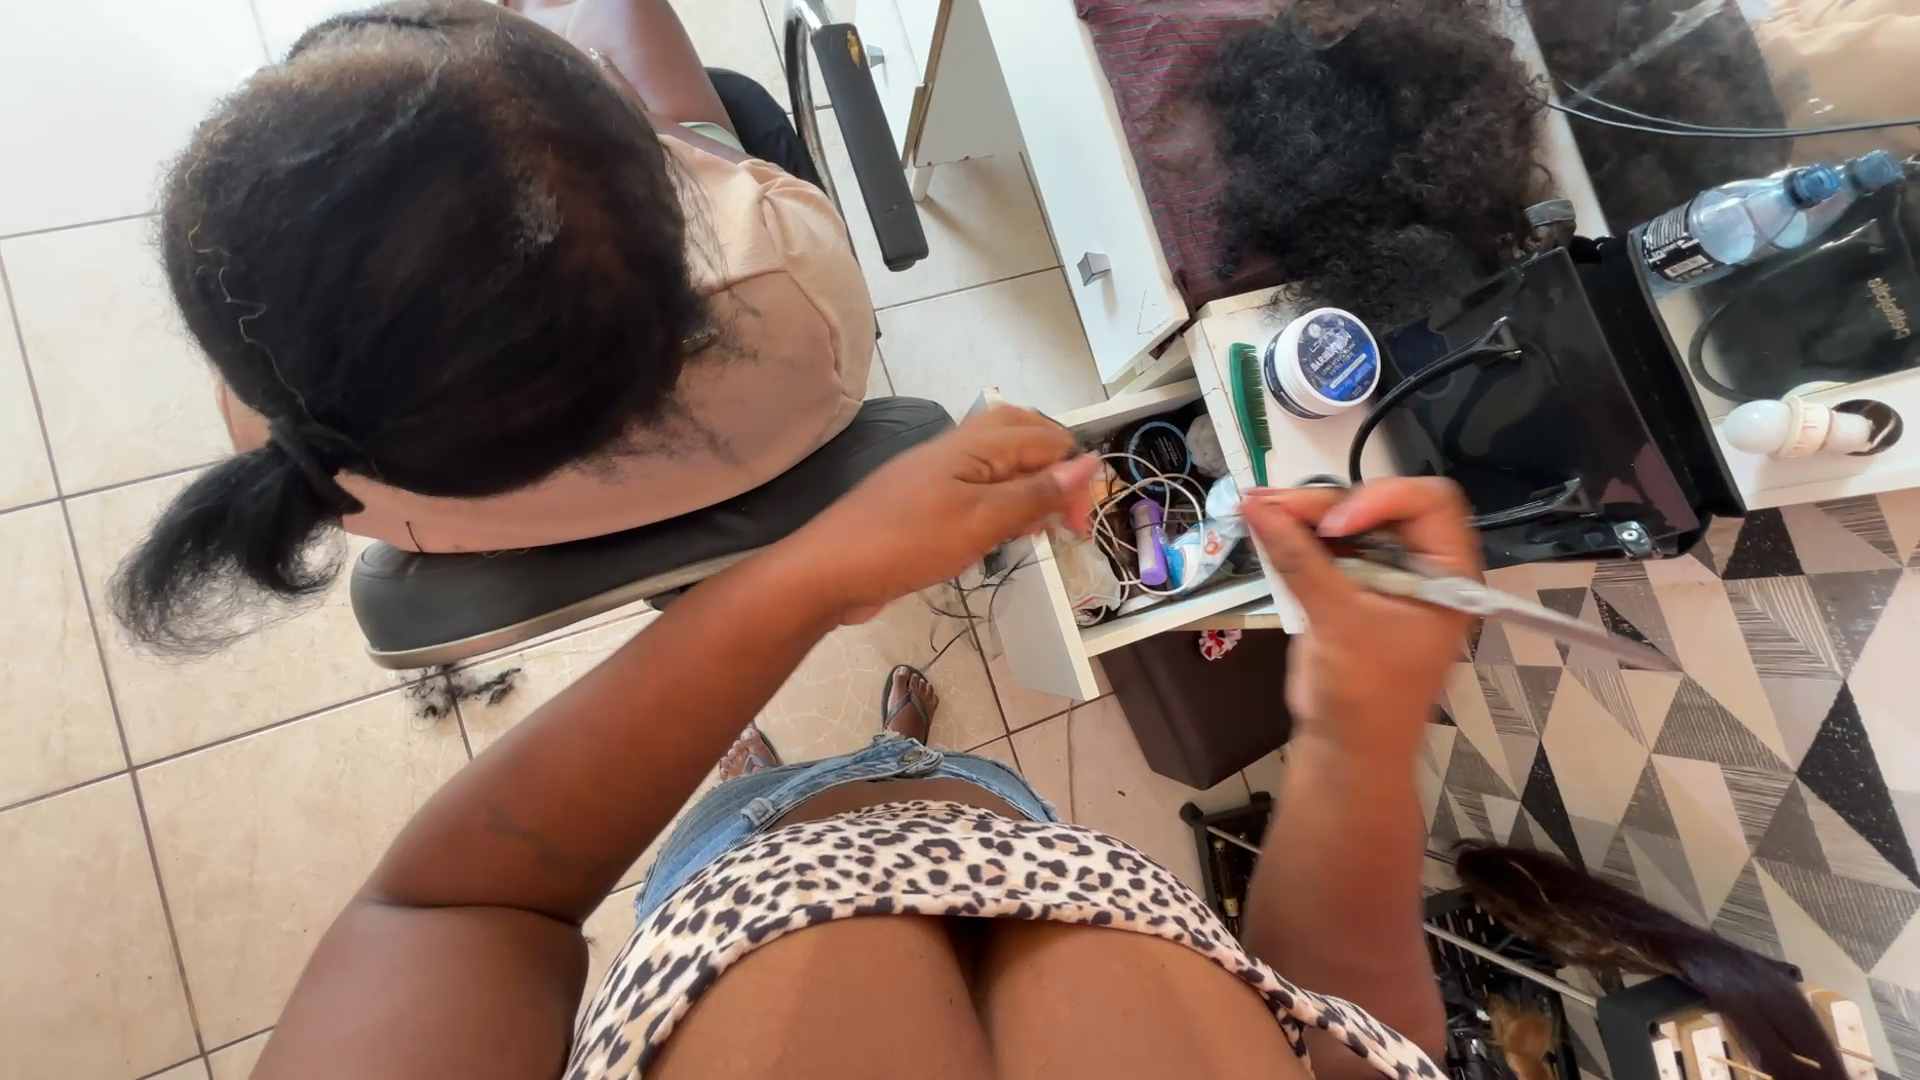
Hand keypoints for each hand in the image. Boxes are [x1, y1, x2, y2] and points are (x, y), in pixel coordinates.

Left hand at [789, 406, 1099, 622]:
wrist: (828, 571)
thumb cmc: (907, 543)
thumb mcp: (980, 521)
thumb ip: (1034, 492)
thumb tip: (1087, 462)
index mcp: (974, 445)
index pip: (1045, 438)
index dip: (1072, 475)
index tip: (1079, 524)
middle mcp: (957, 449)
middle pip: (1021, 438)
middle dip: (1052, 471)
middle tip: (1064, 516)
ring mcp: (938, 475)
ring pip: (999, 466)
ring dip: (1027, 490)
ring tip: (1039, 530)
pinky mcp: (925, 503)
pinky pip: (976, 492)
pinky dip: (999, 508)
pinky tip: (1002, 537)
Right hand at [1240, 478, 1480, 759]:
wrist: (1345, 748)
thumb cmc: (1363, 692)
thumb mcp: (1336, 620)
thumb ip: (1298, 558)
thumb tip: (1255, 506)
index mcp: (1447, 572)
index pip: (1428, 503)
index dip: (1380, 500)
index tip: (1334, 526)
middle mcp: (1420, 566)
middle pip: (1378, 507)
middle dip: (1325, 504)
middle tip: (1269, 503)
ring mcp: (1382, 577)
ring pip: (1346, 524)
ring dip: (1303, 515)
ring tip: (1256, 507)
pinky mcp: (1349, 589)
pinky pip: (1325, 548)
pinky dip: (1295, 537)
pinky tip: (1264, 526)